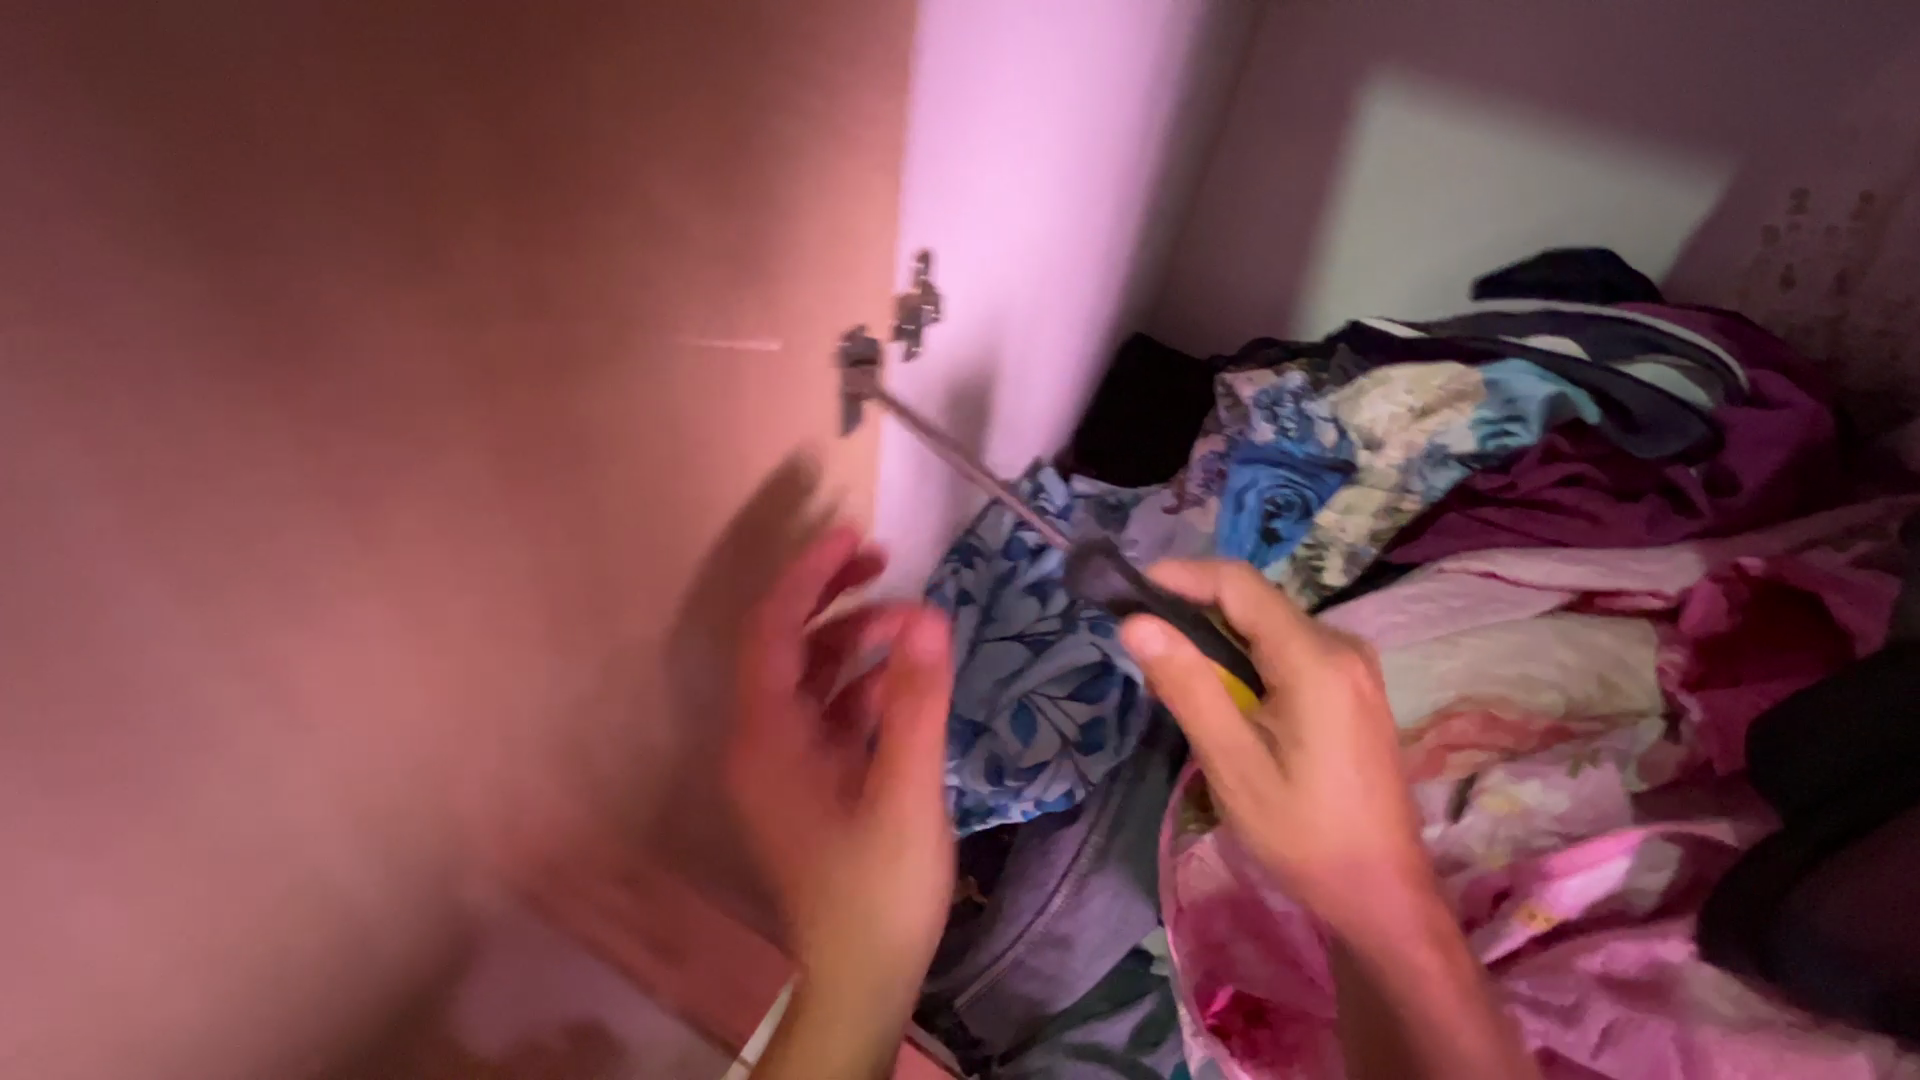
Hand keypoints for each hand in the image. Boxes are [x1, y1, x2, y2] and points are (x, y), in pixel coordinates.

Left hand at [725, 524, 956, 1004]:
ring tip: (916, 624)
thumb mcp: (904, 793)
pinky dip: (868, 681)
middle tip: (886, 560)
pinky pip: (835, 707)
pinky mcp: (815, 774)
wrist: (864, 974)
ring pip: (816, 673)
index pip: (774, 632)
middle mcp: (764, 739)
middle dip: (834, 597)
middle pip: (790, 643)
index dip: (808, 577)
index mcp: (767, 739)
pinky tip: (908, 677)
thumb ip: (916, 702)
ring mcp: (789, 758)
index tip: (855, 537)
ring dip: (860, 640)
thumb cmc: (878, 891)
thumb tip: (928, 616)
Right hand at [1118, 559, 1428, 929]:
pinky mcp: (1349, 686)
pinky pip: (1285, 651)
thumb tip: (1135, 623)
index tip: (1128, 591)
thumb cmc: (1303, 834)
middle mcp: (1341, 646)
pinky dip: (1242, 660)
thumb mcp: (1233, 763)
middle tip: (1142, 648)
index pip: (1238, 584)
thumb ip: (1187, 687)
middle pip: (1252, 603)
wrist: (1382, 893)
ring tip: (1171, 680)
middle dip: (1191, 612)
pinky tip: (1219, 698)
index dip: (1180, 576)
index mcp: (1316, 660)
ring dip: (1214, 640)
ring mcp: (1351, 666)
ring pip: (1266, 626)